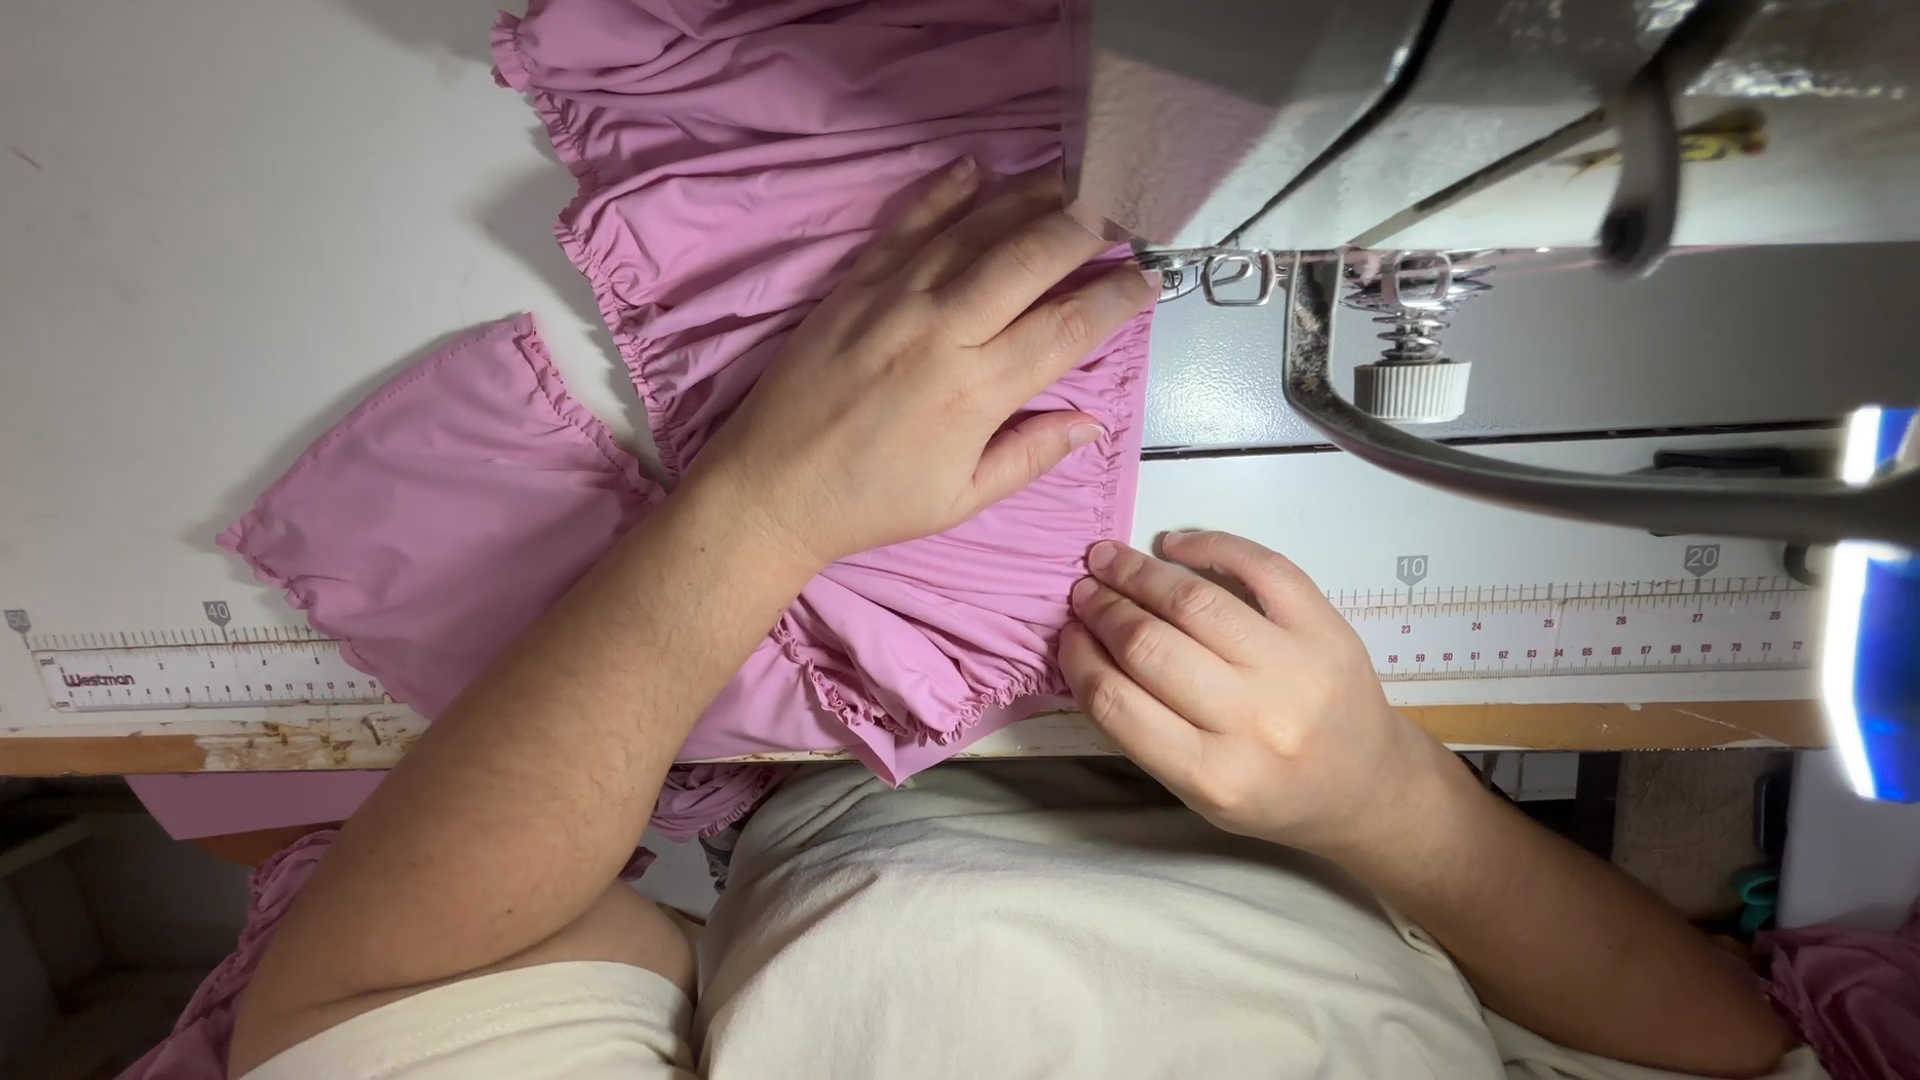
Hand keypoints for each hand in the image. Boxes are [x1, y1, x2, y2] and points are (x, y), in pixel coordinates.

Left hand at [689, 160, 1153, 568]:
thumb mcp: (962, 499)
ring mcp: (895, 299)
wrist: (772, 488)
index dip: (1117, 296)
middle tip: (1121, 207)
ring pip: (978, 228)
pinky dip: (944, 193)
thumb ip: (1030, 454)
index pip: (1068, 327)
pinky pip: (908, 225)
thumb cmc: (871, 503)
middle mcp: (943, 331)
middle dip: (1086, 225)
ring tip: (1071, 176)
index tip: (1148, 276)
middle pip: (1032, 256)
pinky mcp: (854, 285)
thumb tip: (1090, 421)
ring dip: (1031, 196)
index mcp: (977, 392)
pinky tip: (976, 170)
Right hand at [1058, 531, 1455, 855]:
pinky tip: (1175, 544)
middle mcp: (1255, 722)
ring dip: (1139, 573)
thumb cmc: (1271, 793)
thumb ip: (1139, 726)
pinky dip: (1212, 545)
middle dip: (1103, 609)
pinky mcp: (1327, 628)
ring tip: (1110, 560)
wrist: (1368, 788)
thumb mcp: (1194, 790)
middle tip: (1084, 592)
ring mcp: (1296, 669)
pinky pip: (1263, 567)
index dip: (1079, 658)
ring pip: (1195, 602)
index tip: (1067, 634)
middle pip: (1150, 646)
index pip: (1117, 702)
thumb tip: (1087, 645)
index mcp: (1213, 775)